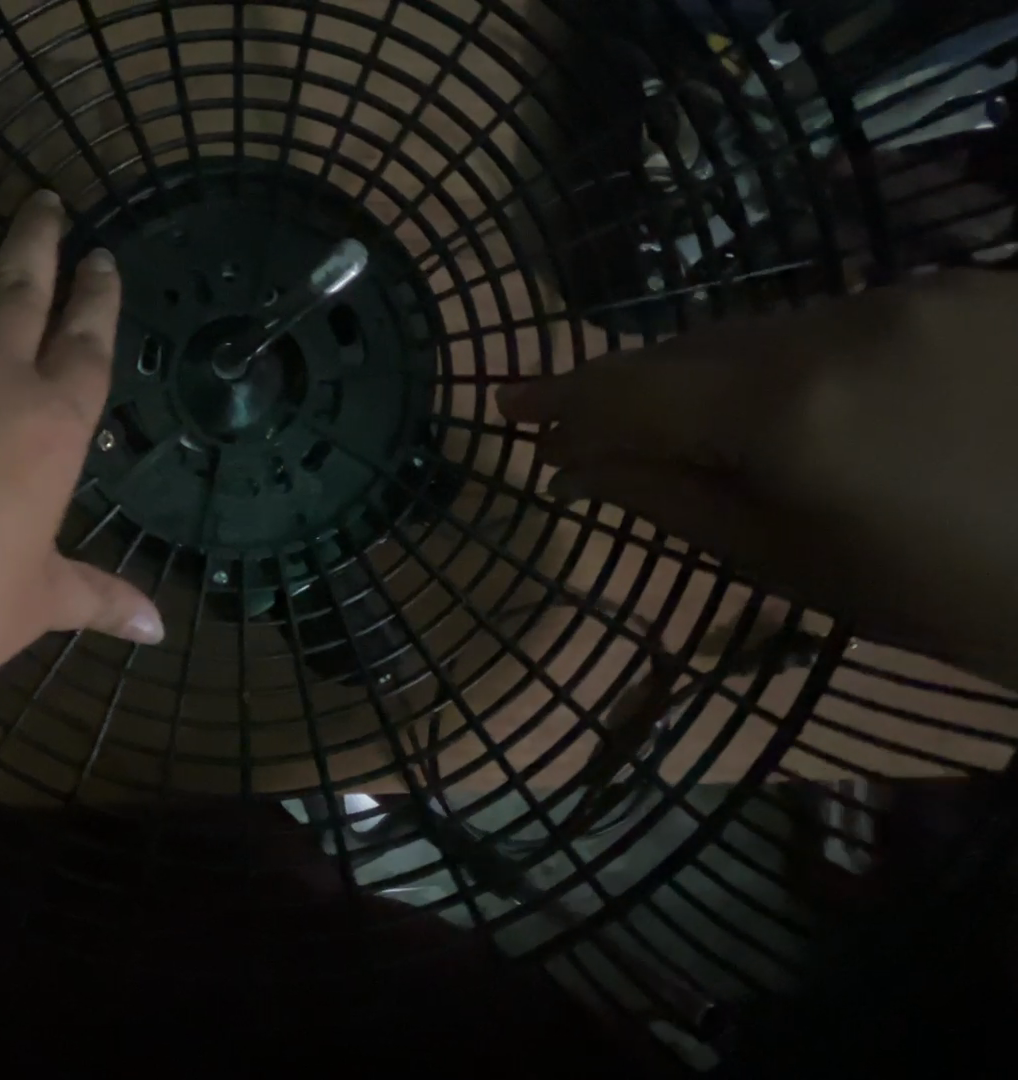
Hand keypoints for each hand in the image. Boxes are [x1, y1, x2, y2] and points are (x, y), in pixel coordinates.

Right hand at [498, 270, 1017, 687]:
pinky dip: (782, 362)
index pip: (631, 388)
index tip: (504, 406)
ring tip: (678, 425)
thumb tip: (575, 464)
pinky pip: (836, 323)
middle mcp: (847, 324)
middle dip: (626, 388)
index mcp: (790, 406)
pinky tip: (788, 404)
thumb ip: (671, 499)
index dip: (559, 398)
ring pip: (763, 330)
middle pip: (690, 347)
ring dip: (703, 375)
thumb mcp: (795, 564)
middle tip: (578, 430)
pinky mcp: (982, 288)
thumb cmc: (973, 596)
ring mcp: (924, 295)